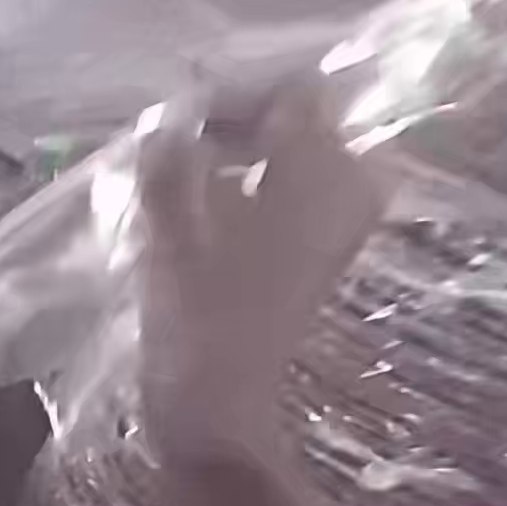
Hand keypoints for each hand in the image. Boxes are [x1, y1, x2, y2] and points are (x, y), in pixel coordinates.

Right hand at [138, 76, 389, 459]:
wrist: (216, 412)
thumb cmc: (196, 326)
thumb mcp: (173, 241)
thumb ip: (170, 173)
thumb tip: (167, 130)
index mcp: (321, 176)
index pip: (291, 93)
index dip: (229, 97)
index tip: (171, 123)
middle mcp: (343, 192)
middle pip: (290, 128)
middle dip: (225, 133)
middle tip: (163, 156)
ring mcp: (327, 231)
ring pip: (278, 167)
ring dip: (224, 169)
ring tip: (167, 190)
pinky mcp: (304, 262)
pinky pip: (273, 203)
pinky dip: (232, 201)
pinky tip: (188, 225)